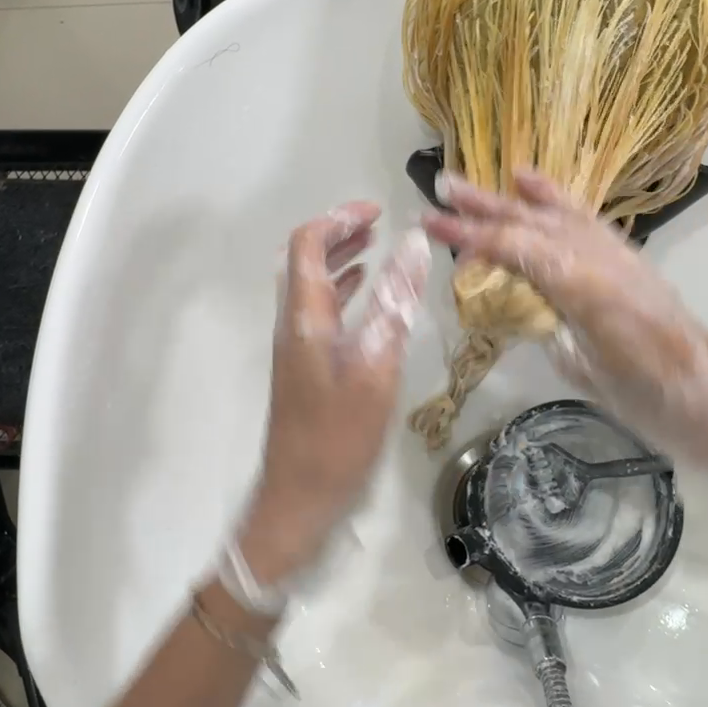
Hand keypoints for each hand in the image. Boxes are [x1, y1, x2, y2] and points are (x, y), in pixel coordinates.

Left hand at [240, 202, 430, 583]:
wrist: (300, 495)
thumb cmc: (339, 434)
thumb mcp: (377, 364)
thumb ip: (395, 302)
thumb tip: (414, 243)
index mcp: (304, 316)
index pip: (308, 243)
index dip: (339, 219)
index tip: (379, 211)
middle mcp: (293, 322)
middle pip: (305, 259)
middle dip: (340, 233)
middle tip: (379, 223)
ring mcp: (296, 344)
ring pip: (311, 284)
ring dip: (340, 259)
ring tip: (376, 246)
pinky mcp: (304, 365)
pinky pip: (319, 310)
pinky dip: (341, 290)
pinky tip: (366, 295)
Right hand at [422, 169, 707, 504]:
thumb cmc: (646, 400)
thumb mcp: (585, 369)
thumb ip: (552, 324)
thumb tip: (520, 298)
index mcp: (588, 290)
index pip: (518, 250)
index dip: (471, 238)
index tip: (431, 227)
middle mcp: (602, 259)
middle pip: (532, 224)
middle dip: (482, 208)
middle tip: (439, 189)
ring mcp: (617, 254)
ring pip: (554, 216)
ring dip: (508, 200)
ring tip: (470, 185)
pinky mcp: (625, 258)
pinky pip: (583, 220)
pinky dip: (554, 200)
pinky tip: (529, 183)